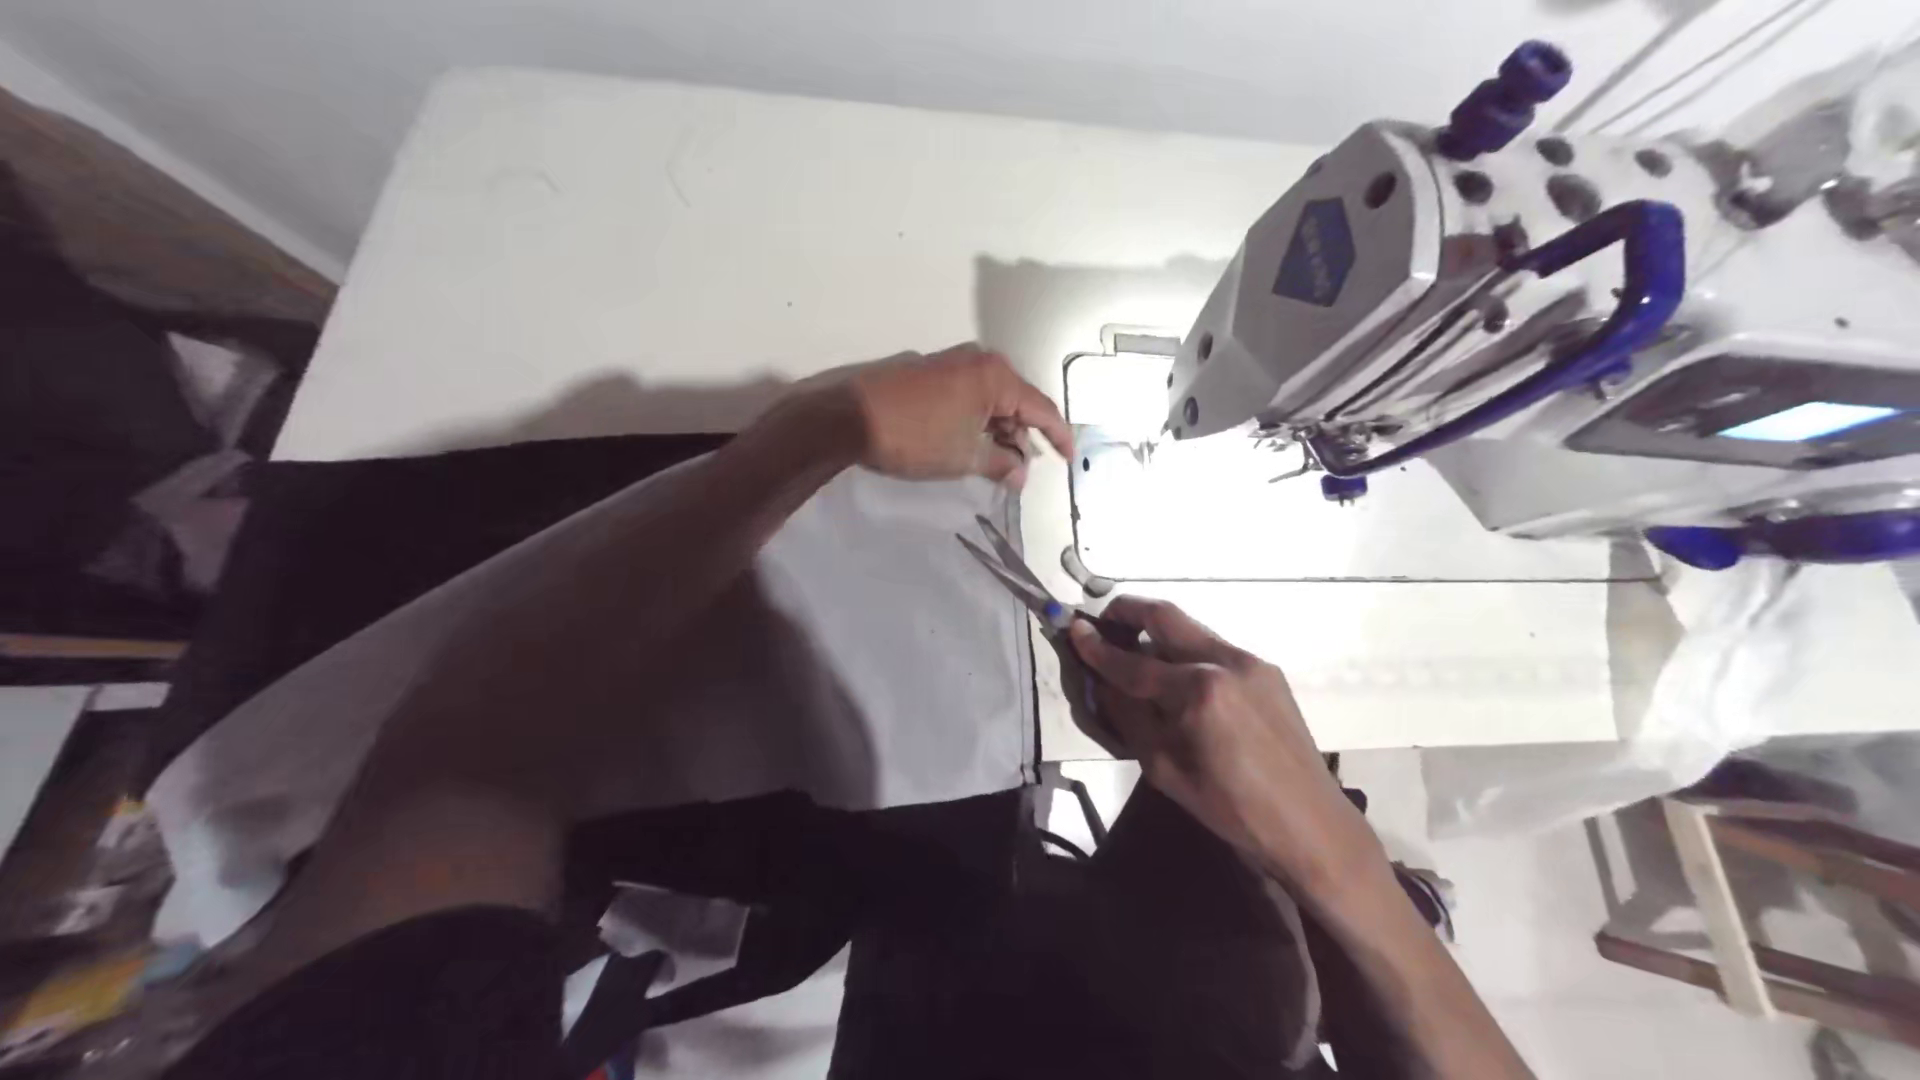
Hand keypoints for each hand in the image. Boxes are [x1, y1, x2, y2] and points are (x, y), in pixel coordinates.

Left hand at [833, 344, 1072, 489]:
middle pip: (1015, 402)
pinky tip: (968, 444)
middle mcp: (978, 361)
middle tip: (1018, 472)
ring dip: (996, 431)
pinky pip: (967, 396)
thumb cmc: (916, 437)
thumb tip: (1021, 473)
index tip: (1068, 459)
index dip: (1058, 436)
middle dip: (1021, 438)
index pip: (1041, 408)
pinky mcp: (928, 372)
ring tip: (993, 464)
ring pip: (990, 400)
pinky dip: (975, 421)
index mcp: (995, 376)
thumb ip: (1001, 463)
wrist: (848, 417)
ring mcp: (950, 363)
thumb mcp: (964, 456)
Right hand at [1068, 597, 1380, 889]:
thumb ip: (1129, 716)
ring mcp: (1251, 662)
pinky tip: (1178, 679)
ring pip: (1190, 629)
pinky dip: (1185, 652)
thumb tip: (1104, 682)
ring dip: (1156, 632)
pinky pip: (1213, 649)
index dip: (1097, 648)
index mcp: (1199, 692)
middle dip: (1126, 611)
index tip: (1073, 629)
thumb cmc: (1232, 809)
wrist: (1312, 825)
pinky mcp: (1266, 670)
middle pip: (1165, 616)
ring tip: (1135, 653)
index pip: (1132, 663)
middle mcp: (1225, 662)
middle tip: (1103, 621)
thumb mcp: (1164, 769)